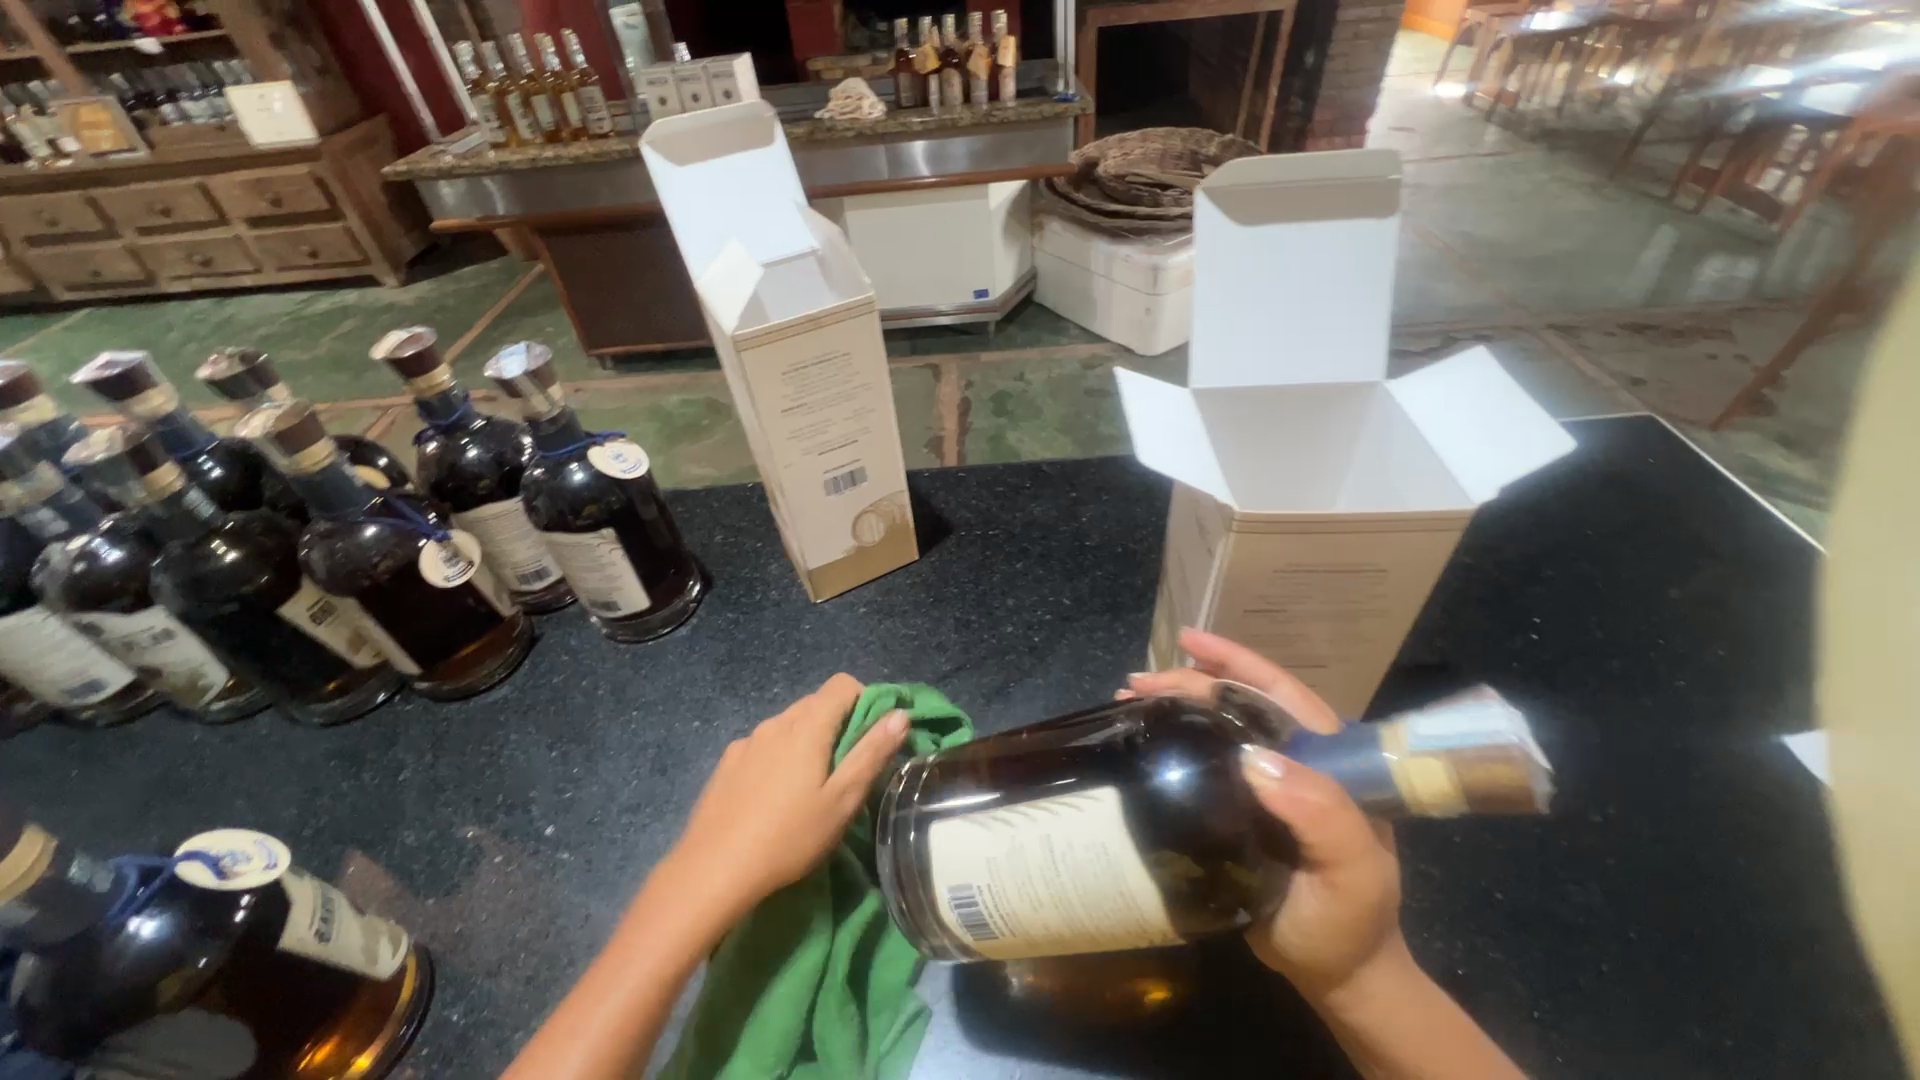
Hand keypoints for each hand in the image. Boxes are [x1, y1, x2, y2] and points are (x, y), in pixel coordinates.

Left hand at [660, 673, 909, 921]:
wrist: (713, 871)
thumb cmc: (789, 837)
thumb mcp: (842, 800)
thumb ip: (872, 753)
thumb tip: (900, 714)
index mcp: (807, 727)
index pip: (842, 684)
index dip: (866, 700)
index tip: (873, 737)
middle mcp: (775, 723)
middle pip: (816, 704)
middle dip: (839, 725)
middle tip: (847, 769)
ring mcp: (746, 742)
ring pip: (788, 725)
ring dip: (808, 741)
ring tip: (811, 787)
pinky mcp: (727, 764)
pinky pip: (764, 745)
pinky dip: (779, 757)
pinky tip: (774, 797)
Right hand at [1126, 629, 1403, 998]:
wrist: (1336, 973)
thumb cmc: (1349, 921)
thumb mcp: (1350, 872)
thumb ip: (1320, 814)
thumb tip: (1253, 758)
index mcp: (1331, 762)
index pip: (1282, 695)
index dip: (1235, 663)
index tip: (1189, 643)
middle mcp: (1297, 760)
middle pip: (1240, 703)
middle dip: (1189, 682)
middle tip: (1136, 683)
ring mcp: (1267, 784)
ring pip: (1220, 725)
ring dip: (1176, 704)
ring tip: (1128, 697)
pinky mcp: (1240, 807)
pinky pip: (1205, 758)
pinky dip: (1173, 739)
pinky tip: (1142, 736)